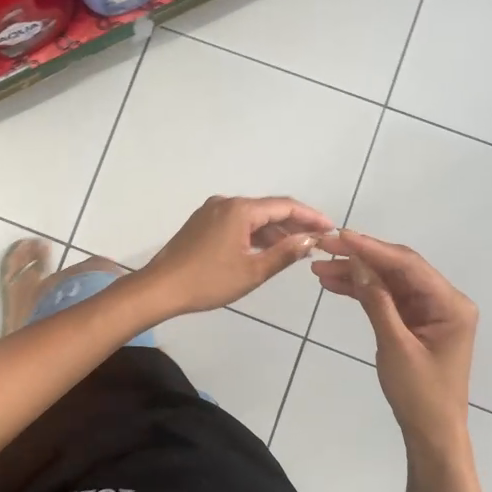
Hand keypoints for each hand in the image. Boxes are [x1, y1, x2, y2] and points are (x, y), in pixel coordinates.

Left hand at [133, 196, 333, 316]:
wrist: (161, 288)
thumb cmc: (209, 281)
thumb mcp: (253, 271)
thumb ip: (284, 253)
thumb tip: (309, 239)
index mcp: (239, 209)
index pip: (284, 205)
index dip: (310, 216)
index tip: (330, 228)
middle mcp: (225, 203)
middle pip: (268, 209)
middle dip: (294, 223)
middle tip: (319, 240)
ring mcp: (210, 211)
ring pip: (252, 217)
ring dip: (274, 230)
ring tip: (298, 248)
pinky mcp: (201, 223)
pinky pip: (237, 223)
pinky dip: (255, 234)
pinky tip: (268, 249)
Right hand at [312, 231, 477, 451]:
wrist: (431, 433)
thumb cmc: (420, 393)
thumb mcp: (395, 346)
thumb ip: (376, 301)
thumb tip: (356, 263)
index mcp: (450, 304)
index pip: (407, 265)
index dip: (371, 248)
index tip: (339, 236)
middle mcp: (444, 301)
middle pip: (398, 268)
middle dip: (360, 257)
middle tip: (323, 248)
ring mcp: (429, 311)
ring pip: (389, 281)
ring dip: (356, 274)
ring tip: (319, 269)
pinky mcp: (415, 321)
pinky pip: (387, 297)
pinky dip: (362, 291)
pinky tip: (334, 284)